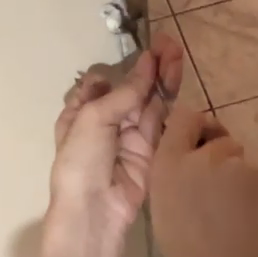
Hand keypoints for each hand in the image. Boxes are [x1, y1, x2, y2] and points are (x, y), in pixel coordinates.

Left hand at [49, 35, 186, 237]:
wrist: (95, 210)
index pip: (104, 84)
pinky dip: (168, 102)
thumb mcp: (94, 118)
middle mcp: (106, 122)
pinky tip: (175, 82)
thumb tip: (146, 64)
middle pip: (132, 90)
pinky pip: (160, 123)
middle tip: (170, 46)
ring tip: (176, 56)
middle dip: (150, 69)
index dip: (124, 67)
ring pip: (149, 103)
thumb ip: (124, 93)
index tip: (146, 51)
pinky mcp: (150, 151)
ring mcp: (129, 137)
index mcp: (81, 114)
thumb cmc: (82, 161)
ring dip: (162, 79)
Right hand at [149, 97, 257, 256]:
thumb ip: (176, 175)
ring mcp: (242, 167)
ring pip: (249, 166)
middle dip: (225, 163)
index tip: (202, 144)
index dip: (197, 129)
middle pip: (222, 142)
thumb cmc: (190, 255)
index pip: (185, 117)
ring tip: (241, 221)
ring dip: (248, 184)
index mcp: (169, 165)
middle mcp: (204, 157)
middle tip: (222, 202)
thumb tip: (194, 156)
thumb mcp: (164, 210)